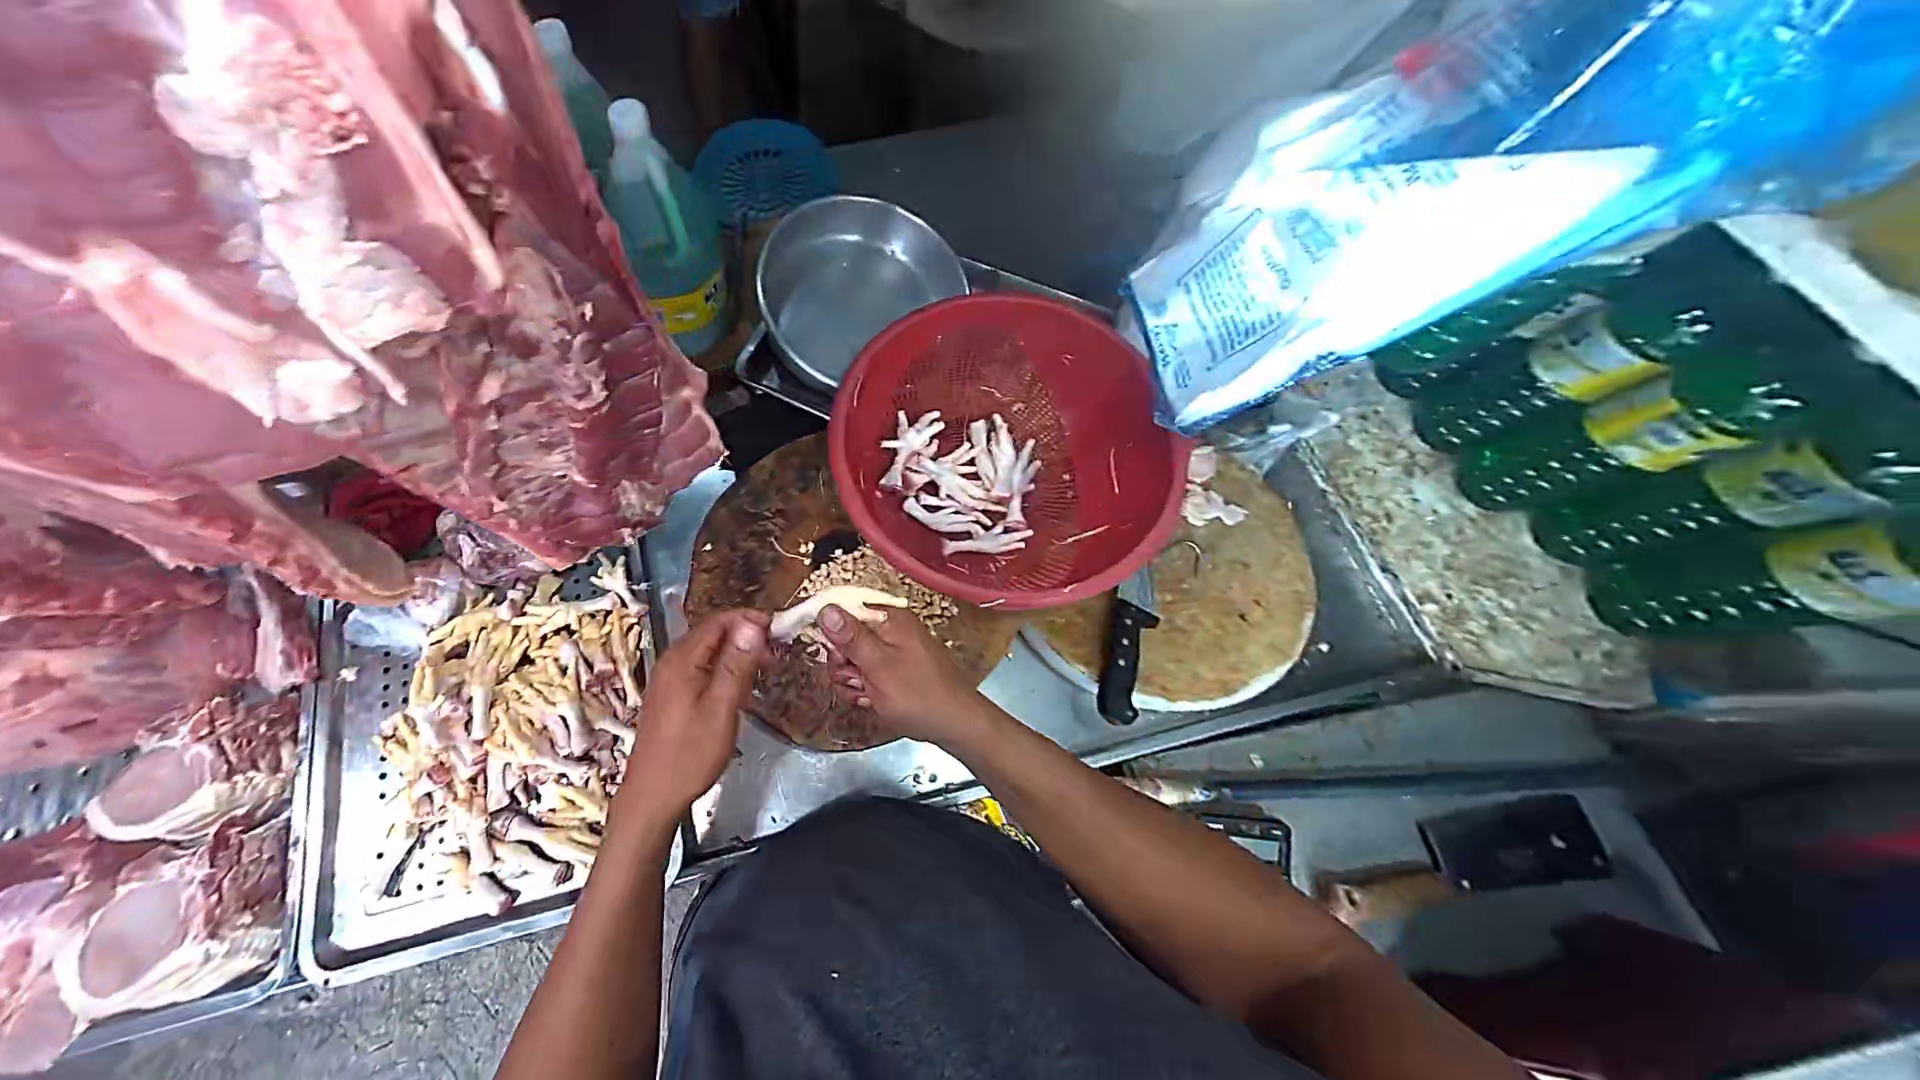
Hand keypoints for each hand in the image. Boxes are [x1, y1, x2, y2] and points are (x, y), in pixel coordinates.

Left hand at [611, 609, 768, 833]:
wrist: (652, 798)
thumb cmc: (690, 755)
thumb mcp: (721, 707)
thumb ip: (737, 664)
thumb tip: (752, 625)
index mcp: (682, 661)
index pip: (717, 622)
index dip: (748, 619)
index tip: (777, 628)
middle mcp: (671, 664)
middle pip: (711, 635)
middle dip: (745, 636)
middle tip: (776, 651)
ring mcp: (668, 682)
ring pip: (707, 653)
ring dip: (737, 654)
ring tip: (765, 667)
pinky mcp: (670, 698)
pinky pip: (700, 670)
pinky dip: (723, 670)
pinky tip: (740, 688)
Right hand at [819, 605, 992, 747]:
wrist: (954, 723)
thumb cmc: (918, 695)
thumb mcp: (878, 665)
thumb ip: (850, 637)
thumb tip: (826, 609)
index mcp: (890, 619)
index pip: (845, 613)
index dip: (834, 637)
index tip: (840, 659)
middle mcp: (892, 630)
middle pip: (846, 640)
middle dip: (844, 665)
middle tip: (859, 681)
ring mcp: (894, 652)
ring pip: (853, 661)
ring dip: (853, 682)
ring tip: (869, 694)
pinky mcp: (896, 671)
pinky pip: (867, 675)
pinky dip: (865, 690)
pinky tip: (874, 701)